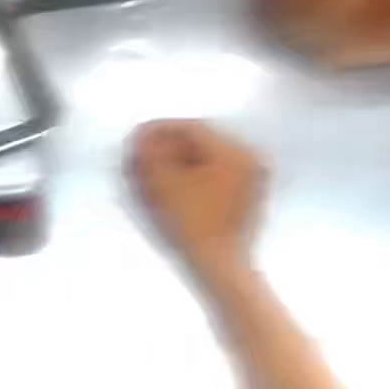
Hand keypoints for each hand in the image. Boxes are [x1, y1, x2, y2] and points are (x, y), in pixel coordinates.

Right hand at [129, 119, 267, 273]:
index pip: (190, 127)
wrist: (218, 261)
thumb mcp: (160, 182)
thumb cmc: (187, 221)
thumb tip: (143, 132)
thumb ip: (149, 151)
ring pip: (208, 156)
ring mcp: (254, 176)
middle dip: (168, 144)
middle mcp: (250, 158)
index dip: (158, 129)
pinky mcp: (250, 193)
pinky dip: (194, 172)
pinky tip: (175, 186)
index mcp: (233, 151)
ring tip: (154, 172)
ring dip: (179, 159)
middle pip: (200, 139)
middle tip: (141, 157)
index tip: (135, 138)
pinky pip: (217, 171)